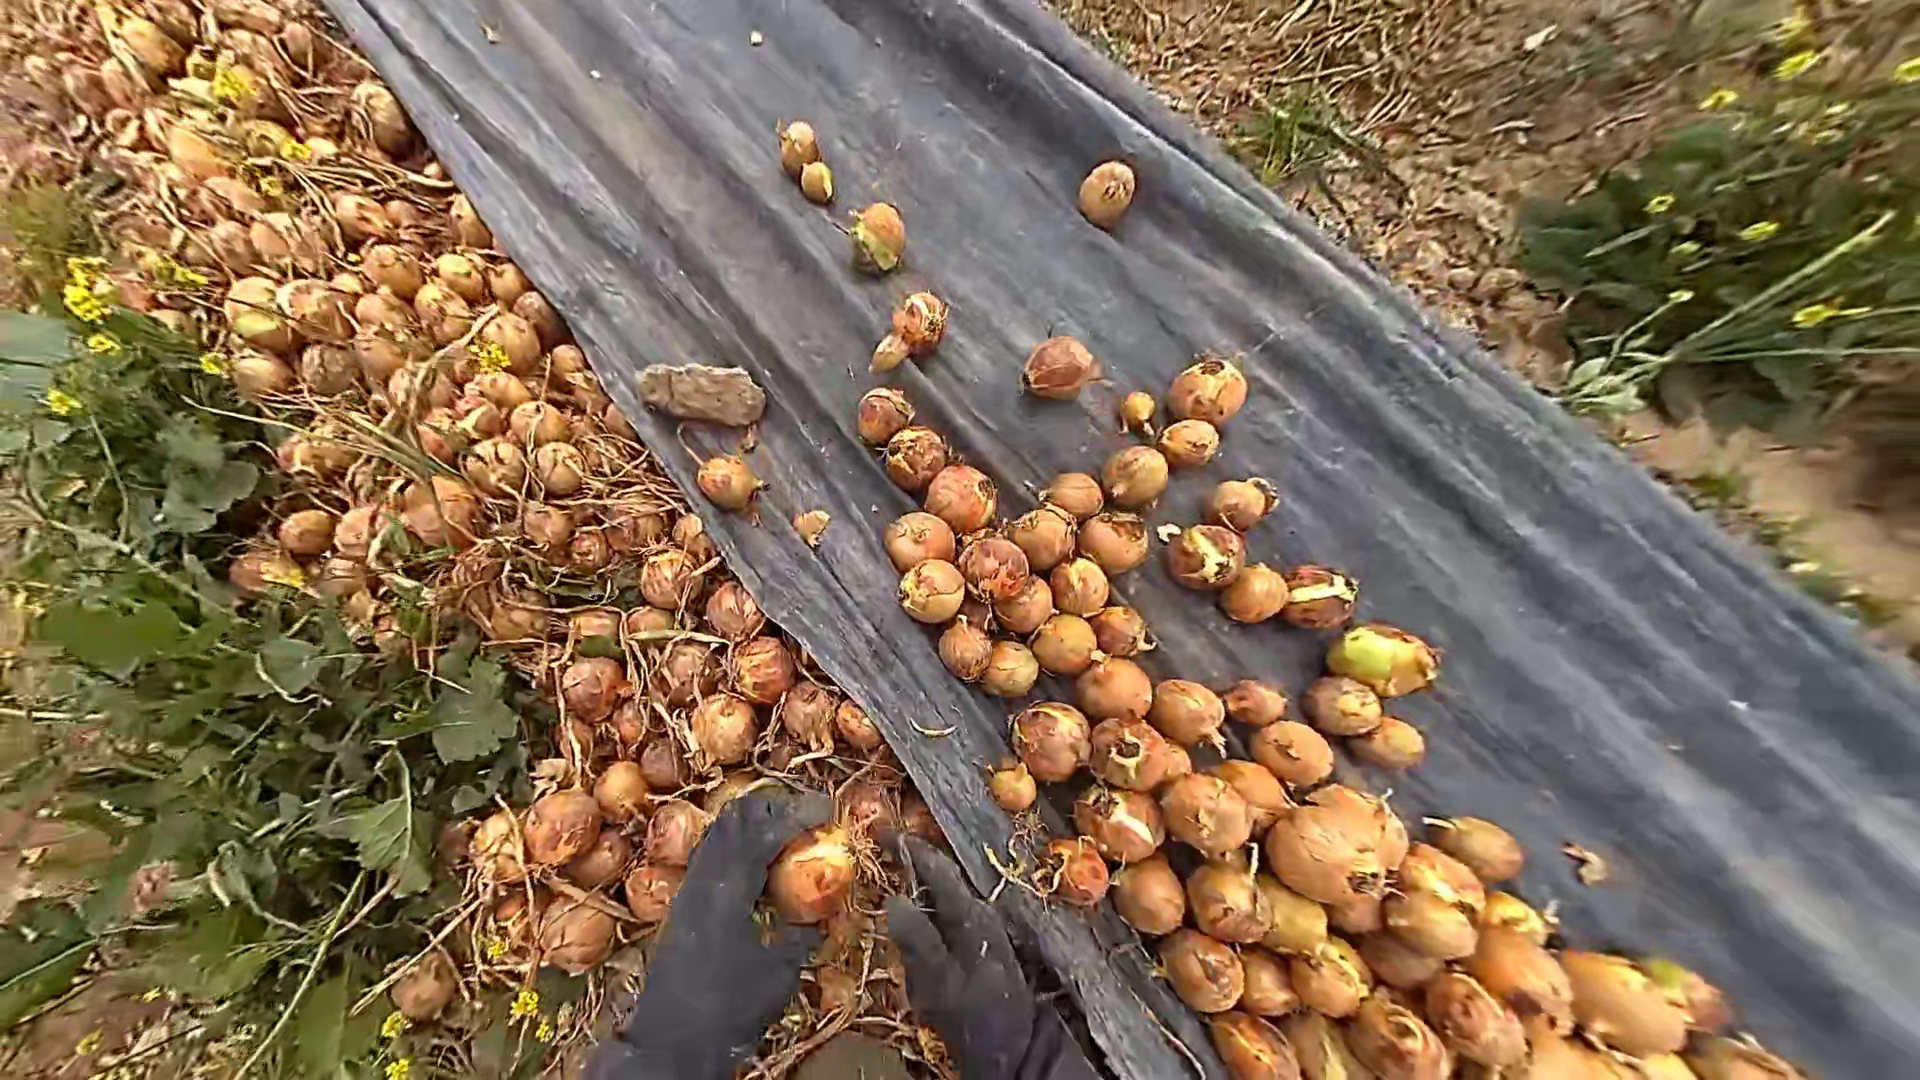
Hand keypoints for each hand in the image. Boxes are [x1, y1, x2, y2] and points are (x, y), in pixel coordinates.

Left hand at [587, 788, 829, 1079]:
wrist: (666, 1048)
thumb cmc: (728, 1010)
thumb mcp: (781, 972)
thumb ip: (806, 929)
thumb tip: (829, 904)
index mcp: (730, 887)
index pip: (769, 827)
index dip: (802, 812)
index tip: (827, 811)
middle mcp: (706, 876)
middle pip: (740, 814)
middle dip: (778, 807)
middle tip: (806, 819)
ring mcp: (691, 884)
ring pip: (723, 827)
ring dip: (757, 822)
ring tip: (785, 837)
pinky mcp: (684, 899)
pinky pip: (714, 848)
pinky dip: (740, 842)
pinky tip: (759, 866)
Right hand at [886, 838, 1097, 1079]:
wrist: (1016, 1049)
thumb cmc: (976, 1016)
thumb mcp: (941, 984)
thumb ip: (918, 940)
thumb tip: (894, 898)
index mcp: (970, 913)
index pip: (936, 866)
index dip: (908, 846)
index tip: (880, 832)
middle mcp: (978, 909)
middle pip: (940, 872)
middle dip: (911, 856)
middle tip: (882, 847)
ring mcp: (980, 924)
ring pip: (943, 889)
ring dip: (918, 876)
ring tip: (892, 871)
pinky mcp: (977, 940)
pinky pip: (945, 909)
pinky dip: (925, 900)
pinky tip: (912, 910)